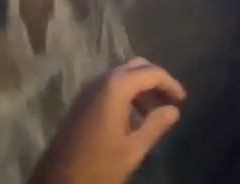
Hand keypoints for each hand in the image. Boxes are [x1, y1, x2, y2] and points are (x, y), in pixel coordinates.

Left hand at [31, 58, 186, 183]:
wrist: (57, 182)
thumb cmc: (98, 166)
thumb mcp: (132, 149)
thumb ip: (155, 125)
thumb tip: (173, 110)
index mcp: (116, 86)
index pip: (151, 72)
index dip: (170, 83)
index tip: (182, 100)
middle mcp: (102, 79)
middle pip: (136, 67)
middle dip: (155, 80)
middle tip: (169, 101)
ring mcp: (89, 89)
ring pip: (122, 76)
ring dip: (140, 88)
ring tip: (154, 112)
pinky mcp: (81, 102)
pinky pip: (109, 87)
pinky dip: (125, 94)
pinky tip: (132, 117)